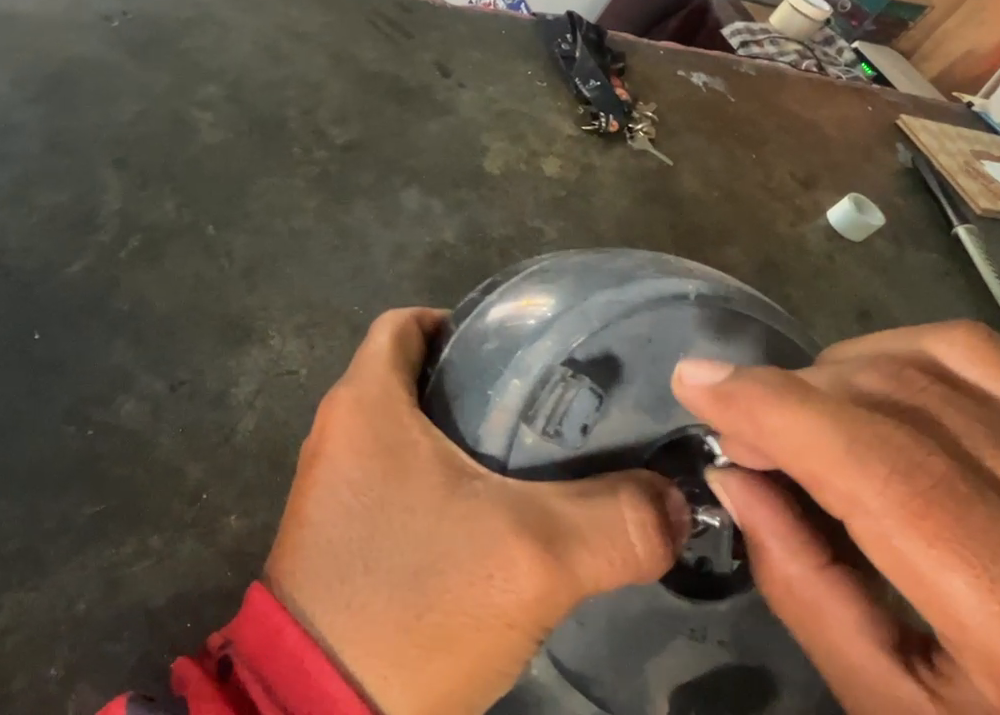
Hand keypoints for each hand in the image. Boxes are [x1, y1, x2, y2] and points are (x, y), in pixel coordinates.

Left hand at [265, 309, 690, 714]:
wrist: (325, 709)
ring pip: (407, 435)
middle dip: (478, 386)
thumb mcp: (534, 556)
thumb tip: (674, 500)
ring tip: (536, 467)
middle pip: (413, 378)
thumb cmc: (417, 601)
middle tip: (549, 410)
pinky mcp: (339, 535)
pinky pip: (396, 484)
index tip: (525, 351)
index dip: (464, 323)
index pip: (408, 323)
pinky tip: (494, 525)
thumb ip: (616, 520)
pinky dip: (441, 488)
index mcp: (365, 403)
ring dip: (462, 443)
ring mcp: (332, 486)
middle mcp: (339, 431)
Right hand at [672, 321, 999, 714]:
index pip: (896, 473)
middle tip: (738, 425)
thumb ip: (807, 587)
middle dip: (796, 391)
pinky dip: (921, 355)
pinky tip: (885, 394)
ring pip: (961, 359)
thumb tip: (734, 471)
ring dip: (851, 367)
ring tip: (809, 413)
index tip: (695, 386)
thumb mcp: (896, 714)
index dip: (779, 411)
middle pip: (919, 404)